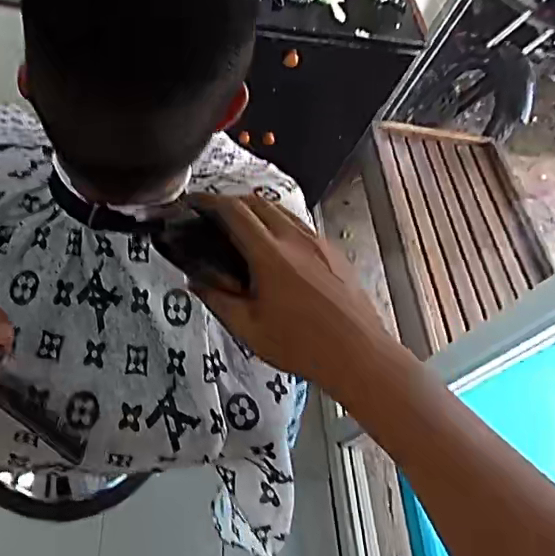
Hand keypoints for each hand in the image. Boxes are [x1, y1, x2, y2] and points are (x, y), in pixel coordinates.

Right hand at [190, 193, 413, 398]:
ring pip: (282, 211)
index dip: (210, 202)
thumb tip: (198, 283)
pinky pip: (301, 226)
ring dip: (257, 210)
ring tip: (242, 227)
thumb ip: (218, 301)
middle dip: (232, 201)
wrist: (358, 354)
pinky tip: (275, 248)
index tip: (196, 202)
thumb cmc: (304, 346)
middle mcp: (296, 241)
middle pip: (258, 202)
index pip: (235, 211)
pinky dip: (280, 224)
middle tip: (214, 213)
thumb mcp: (249, 329)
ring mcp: (319, 244)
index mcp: (271, 256)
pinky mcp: (333, 253)